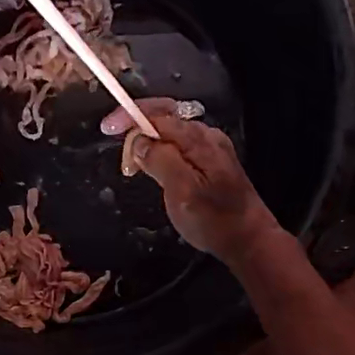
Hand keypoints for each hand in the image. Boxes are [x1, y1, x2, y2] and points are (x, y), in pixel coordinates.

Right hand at [102, 98, 282, 262]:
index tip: (106, 128)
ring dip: (147, 145)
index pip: (158, 113)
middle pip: (164, 118)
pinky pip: (179, 147)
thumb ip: (160, 161)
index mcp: (198, 140)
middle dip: (137, 131)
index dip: (129, 116)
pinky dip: (159, 154)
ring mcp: (210, 149)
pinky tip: (154, 172)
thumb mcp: (182, 192)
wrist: (248, 240)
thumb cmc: (214, 221)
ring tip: (134, 169)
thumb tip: (139, 142)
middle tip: (124, 162)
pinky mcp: (210, 163)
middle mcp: (206, 137)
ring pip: (170, 135)